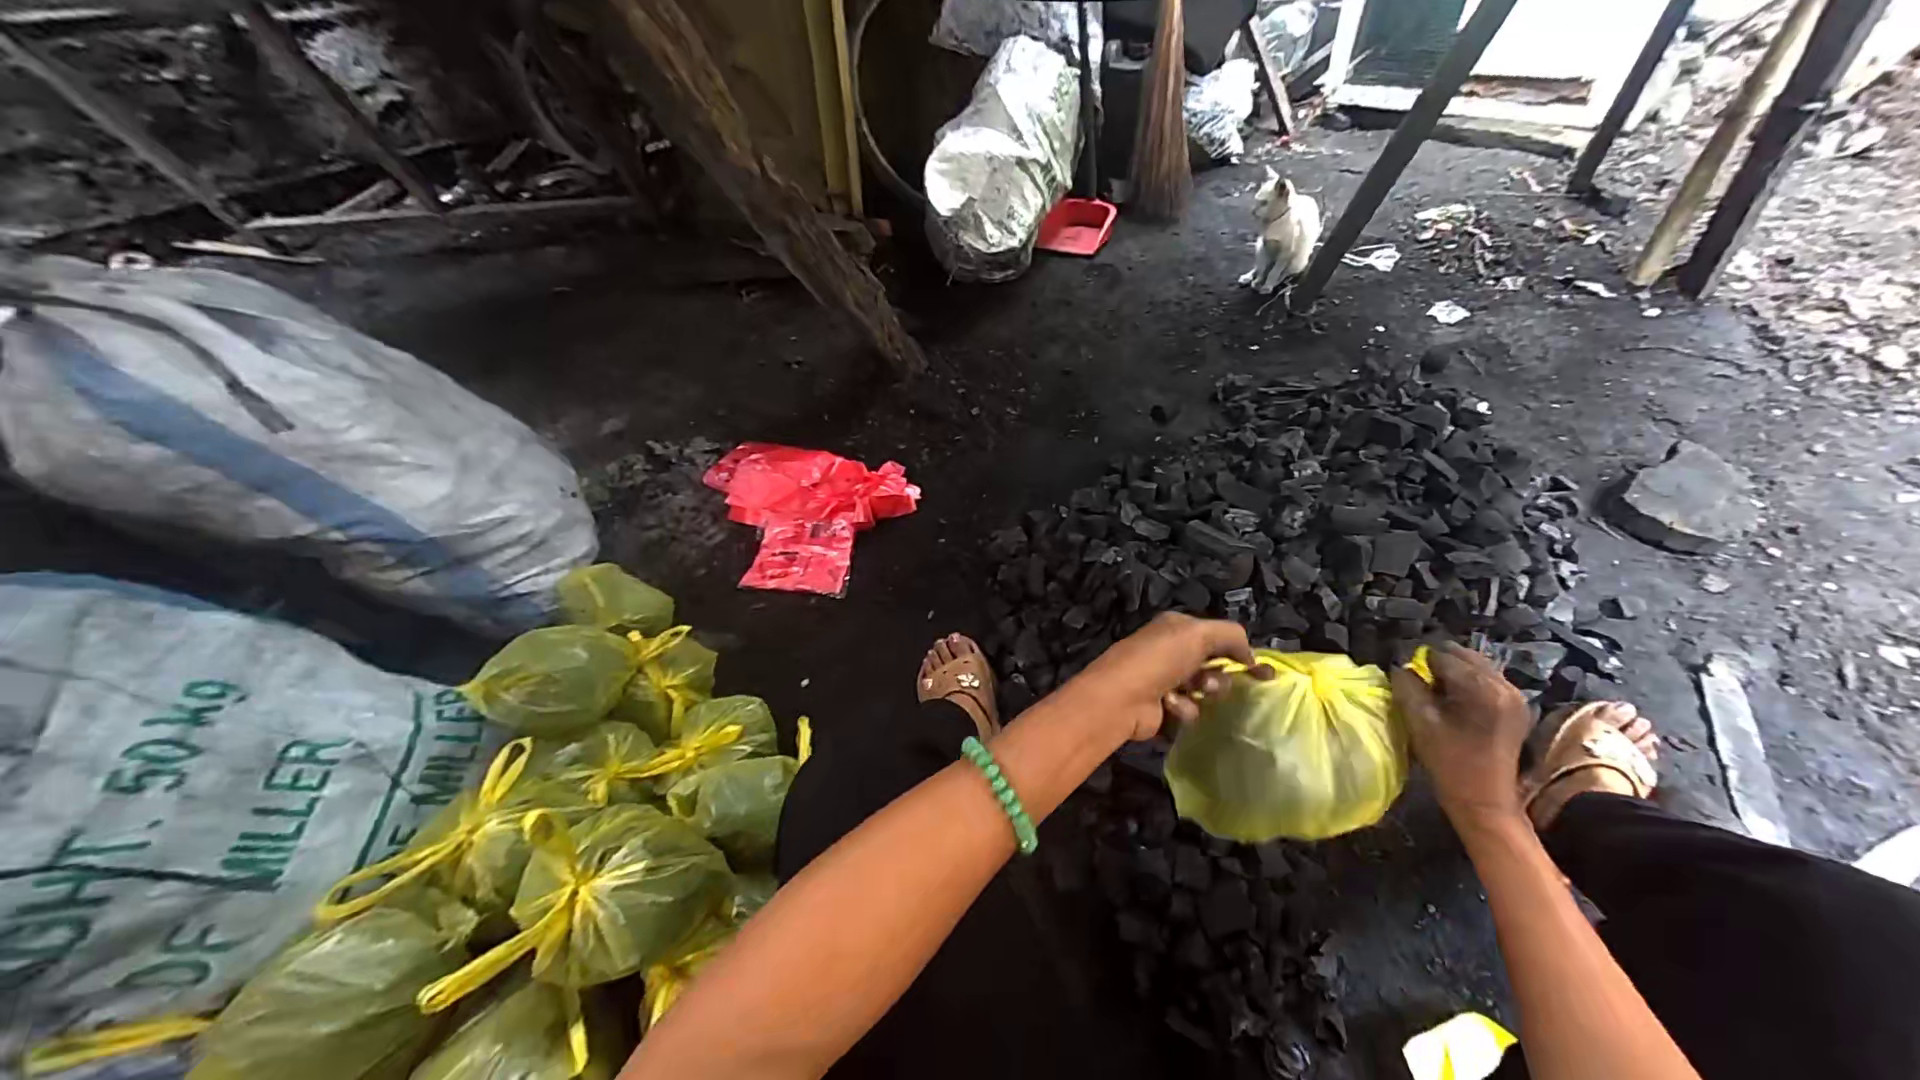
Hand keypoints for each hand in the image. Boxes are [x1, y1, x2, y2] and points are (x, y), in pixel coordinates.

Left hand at [1062, 613, 1263, 741]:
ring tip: (1186, 692)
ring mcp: (1166, 679)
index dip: (1241, 653)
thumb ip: (1232, 636)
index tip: (1263, 673)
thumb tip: (1251, 656)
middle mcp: (1171, 650)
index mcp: (1177, 627)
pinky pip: (1190, 709)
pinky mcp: (1163, 706)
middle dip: (1217, 676)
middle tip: (1206, 682)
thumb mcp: (1199, 633)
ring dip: (1201, 692)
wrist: (1122, 697)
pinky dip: (1183, 708)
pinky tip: (1169, 705)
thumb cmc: (1159, 659)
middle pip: (1215, 666)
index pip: (1218, 637)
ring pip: (1206, 689)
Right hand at [1390, 641, 1531, 827]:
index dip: (1419, 664)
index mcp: (1482, 688)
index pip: (1442, 655)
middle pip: (1464, 656)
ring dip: (1454, 674)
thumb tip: (1402, 667)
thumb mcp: (1418, 721)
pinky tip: (1457, 704)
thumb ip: (1406, 686)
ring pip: (1476, 666)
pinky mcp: (1518, 707)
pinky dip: (1468, 684)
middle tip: (1422, 686)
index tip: (1408, 681)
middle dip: (1439, 665)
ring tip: (1438, 695)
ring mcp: (1516, 696)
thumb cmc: (1449, 762)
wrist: (1486, 801)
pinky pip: (1487, 680)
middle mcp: (1505, 686)